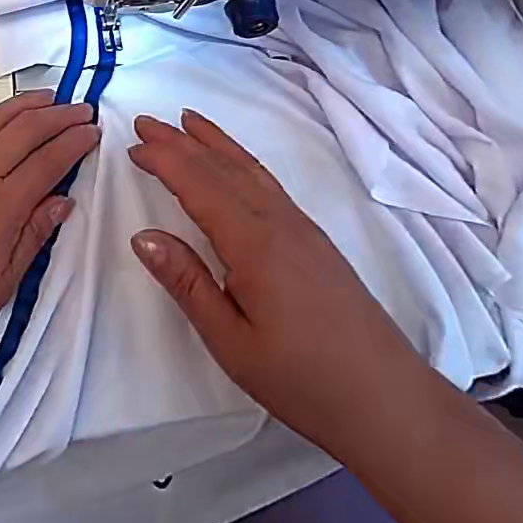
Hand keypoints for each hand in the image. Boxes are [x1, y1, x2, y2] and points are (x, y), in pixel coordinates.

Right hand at [127, 110, 431, 445]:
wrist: (389, 402)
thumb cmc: (303, 379)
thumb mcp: (231, 341)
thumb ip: (187, 282)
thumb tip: (143, 235)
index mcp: (254, 242)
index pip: (199, 184)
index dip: (164, 161)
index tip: (133, 147)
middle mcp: (278, 222)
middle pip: (222, 167)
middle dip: (181, 141)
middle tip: (146, 121)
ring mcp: (301, 227)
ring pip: (249, 169)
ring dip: (214, 141)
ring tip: (188, 121)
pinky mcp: (314, 238)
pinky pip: (267, 182)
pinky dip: (241, 160)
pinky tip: (235, 163)